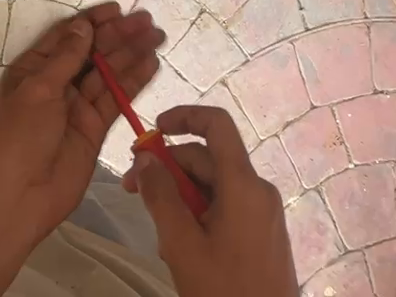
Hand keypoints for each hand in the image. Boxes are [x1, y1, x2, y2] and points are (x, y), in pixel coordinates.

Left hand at [0, 1, 164, 246]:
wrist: (17, 198)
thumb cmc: (17, 137)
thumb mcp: (36, 90)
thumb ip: (65, 58)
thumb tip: (83, 26)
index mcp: (34, 68)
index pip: (67, 36)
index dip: (92, 21)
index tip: (117, 9)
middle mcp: (57, 83)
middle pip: (92, 52)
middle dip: (118, 35)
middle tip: (146, 21)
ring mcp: (77, 105)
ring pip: (108, 73)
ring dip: (131, 54)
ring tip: (156, 36)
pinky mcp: (94, 128)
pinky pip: (116, 98)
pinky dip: (133, 81)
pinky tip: (151, 64)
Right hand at [124, 105, 295, 296]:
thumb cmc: (224, 292)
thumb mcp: (182, 245)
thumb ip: (160, 196)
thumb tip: (145, 157)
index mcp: (244, 184)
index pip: (217, 124)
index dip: (184, 117)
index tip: (152, 130)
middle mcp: (258, 190)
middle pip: (208, 159)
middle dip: (169, 167)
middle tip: (132, 189)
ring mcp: (263, 214)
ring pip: (213, 186)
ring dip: (180, 197)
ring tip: (158, 234)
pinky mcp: (262, 235)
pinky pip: (225, 208)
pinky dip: (198, 214)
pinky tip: (180, 246)